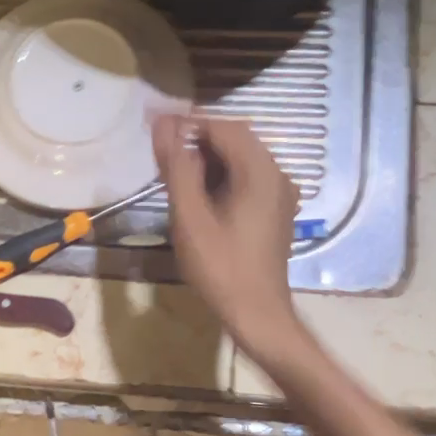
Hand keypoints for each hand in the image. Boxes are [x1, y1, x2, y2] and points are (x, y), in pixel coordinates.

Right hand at [152, 114, 302, 352]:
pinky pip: (247, 179)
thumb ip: (177, 167)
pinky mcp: (276, 210)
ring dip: (207, 159)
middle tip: (160, 154)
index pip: (222, 127)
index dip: (187, 122)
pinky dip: (221, 177)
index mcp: (260, 171)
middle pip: (235, 139)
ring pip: (241, 159)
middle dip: (196, 139)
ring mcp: (280, 193)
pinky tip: (198, 196)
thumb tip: (163, 124)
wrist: (257, 313)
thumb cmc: (220, 267)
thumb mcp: (190, 217)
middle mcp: (277, 174)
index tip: (154, 128)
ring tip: (174, 175)